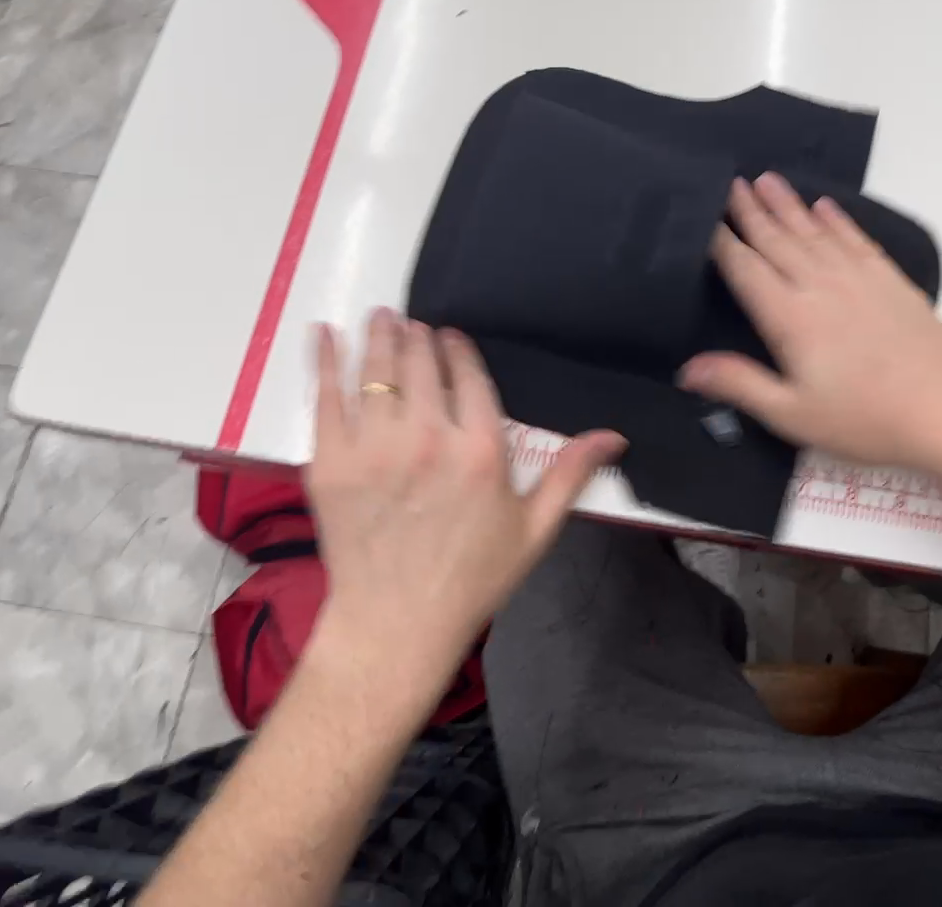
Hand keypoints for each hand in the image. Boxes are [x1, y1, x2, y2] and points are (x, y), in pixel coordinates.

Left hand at [306, 310, 624, 672]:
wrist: (397, 623)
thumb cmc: (474, 578)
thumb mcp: (535, 529)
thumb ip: (570, 474)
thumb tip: (615, 435)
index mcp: (481, 450)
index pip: (469, 375)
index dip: (459, 349)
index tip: (451, 335)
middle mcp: (428, 438)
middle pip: (421, 365)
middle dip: (418, 337)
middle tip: (412, 322)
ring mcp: (374, 448)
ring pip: (377, 372)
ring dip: (380, 337)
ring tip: (381, 317)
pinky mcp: (329, 463)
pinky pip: (326, 398)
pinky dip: (326, 361)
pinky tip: (326, 334)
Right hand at [678, 173, 941, 470]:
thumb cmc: (865, 420)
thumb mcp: (793, 415)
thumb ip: (740, 385)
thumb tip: (686, 368)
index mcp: (790, 318)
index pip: (746, 270)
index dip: (722, 243)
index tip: (704, 215)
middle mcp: (821, 286)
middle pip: (778, 240)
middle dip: (751, 212)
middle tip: (730, 183)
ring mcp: (860, 279)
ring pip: (814, 232)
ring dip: (788, 205)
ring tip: (766, 180)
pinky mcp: (892, 281)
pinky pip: (856, 240)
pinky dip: (837, 220)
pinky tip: (825, 206)